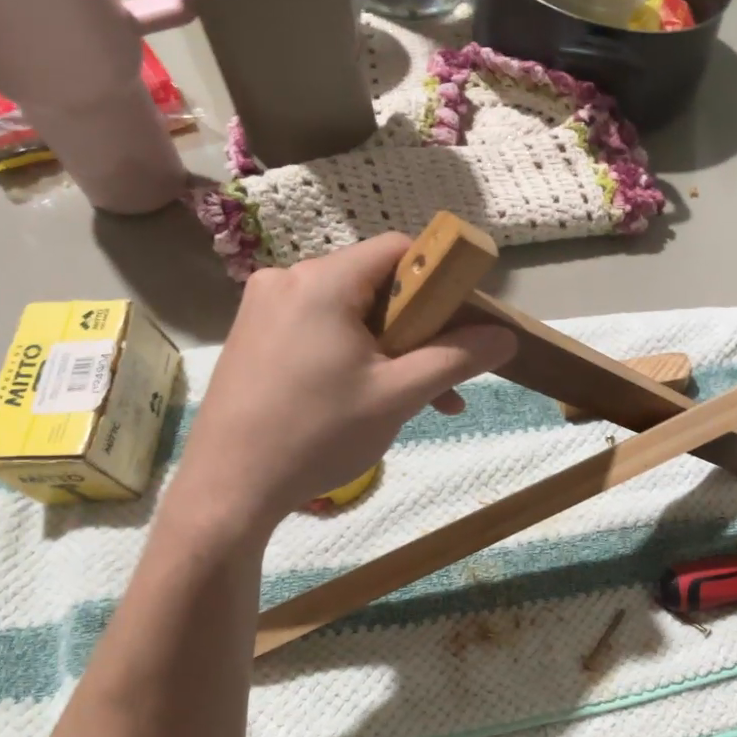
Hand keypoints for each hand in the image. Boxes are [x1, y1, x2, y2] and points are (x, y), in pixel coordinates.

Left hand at [172, 233, 516, 536]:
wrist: (231, 485)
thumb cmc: (320, 434)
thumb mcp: (398, 396)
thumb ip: (456, 359)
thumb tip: (506, 337)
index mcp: (323, 282)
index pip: (398, 251)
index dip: (440, 280)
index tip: (463, 324)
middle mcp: (288, 280)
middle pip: (375, 285)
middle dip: (418, 329)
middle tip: (443, 378)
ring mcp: (265, 308)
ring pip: (349, 314)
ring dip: (390, 350)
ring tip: (414, 401)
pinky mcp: (254, 337)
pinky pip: (320, 331)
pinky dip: (354, 357)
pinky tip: (368, 399)